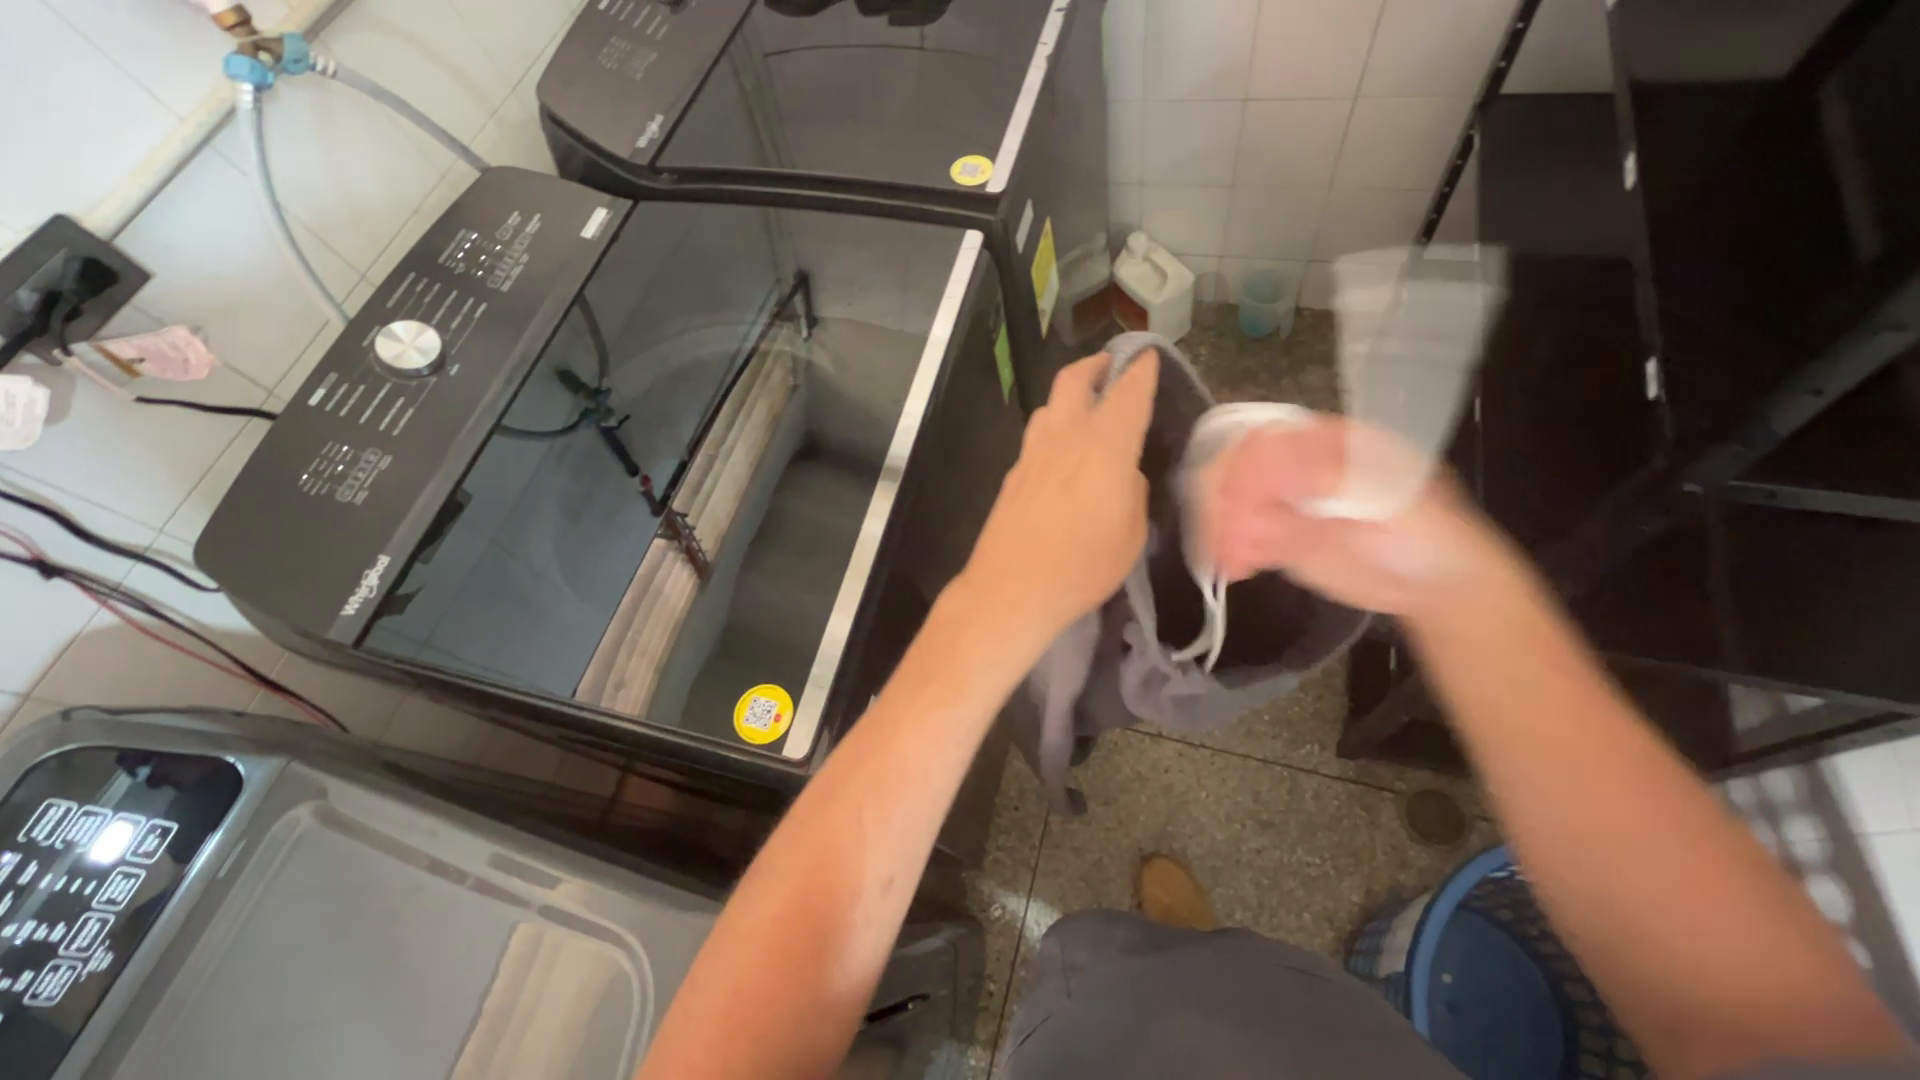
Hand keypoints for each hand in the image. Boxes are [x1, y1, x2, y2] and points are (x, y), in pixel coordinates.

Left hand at [959, 350, 1158, 642]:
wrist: (1012, 588)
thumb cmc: (1082, 564)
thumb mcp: (1131, 532)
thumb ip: (1133, 490)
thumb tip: (1124, 473)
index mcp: (1104, 444)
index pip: (1127, 391)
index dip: (1141, 370)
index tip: (1148, 357)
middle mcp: (1064, 436)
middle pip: (1074, 379)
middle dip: (1096, 365)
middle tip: (1111, 366)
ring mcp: (1031, 453)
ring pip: (1049, 405)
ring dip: (1069, 396)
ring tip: (1086, 407)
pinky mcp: (1012, 475)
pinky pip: (1036, 436)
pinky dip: (1053, 428)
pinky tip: (1062, 452)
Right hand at [1196, 415, 1514, 619]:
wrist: (1439, 585)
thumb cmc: (1428, 532)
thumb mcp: (1388, 499)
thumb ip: (1331, 482)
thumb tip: (1275, 474)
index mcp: (1325, 442)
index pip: (1266, 441)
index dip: (1245, 468)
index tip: (1239, 501)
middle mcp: (1296, 468)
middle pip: (1237, 470)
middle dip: (1223, 501)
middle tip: (1225, 536)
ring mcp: (1285, 504)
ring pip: (1230, 504)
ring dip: (1220, 529)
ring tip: (1233, 561)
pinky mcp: (1278, 540)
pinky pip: (1239, 538)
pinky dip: (1228, 551)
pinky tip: (1236, 568)